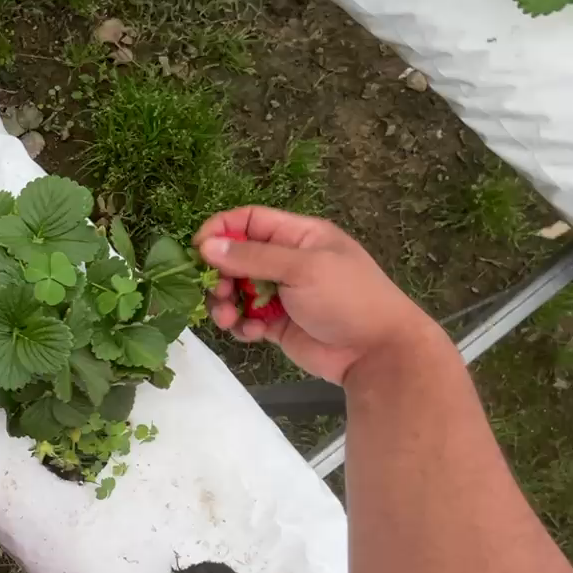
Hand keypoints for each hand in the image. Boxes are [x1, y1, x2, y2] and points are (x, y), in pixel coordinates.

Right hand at [195, 207, 440, 384]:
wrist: (375, 352)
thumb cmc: (347, 299)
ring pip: (233, 291)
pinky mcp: (273, 322)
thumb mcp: (302, 269)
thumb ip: (252, 257)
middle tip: (218, 293)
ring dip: (224, 305)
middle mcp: (286, 261)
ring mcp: (279, 292)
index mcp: (299, 237)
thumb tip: (205, 246)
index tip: (198, 251)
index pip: (248, 221)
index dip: (220, 230)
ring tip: (229, 320)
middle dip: (219, 276)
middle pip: (233, 258)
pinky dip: (240, 326)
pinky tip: (253, 334)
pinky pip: (243, 318)